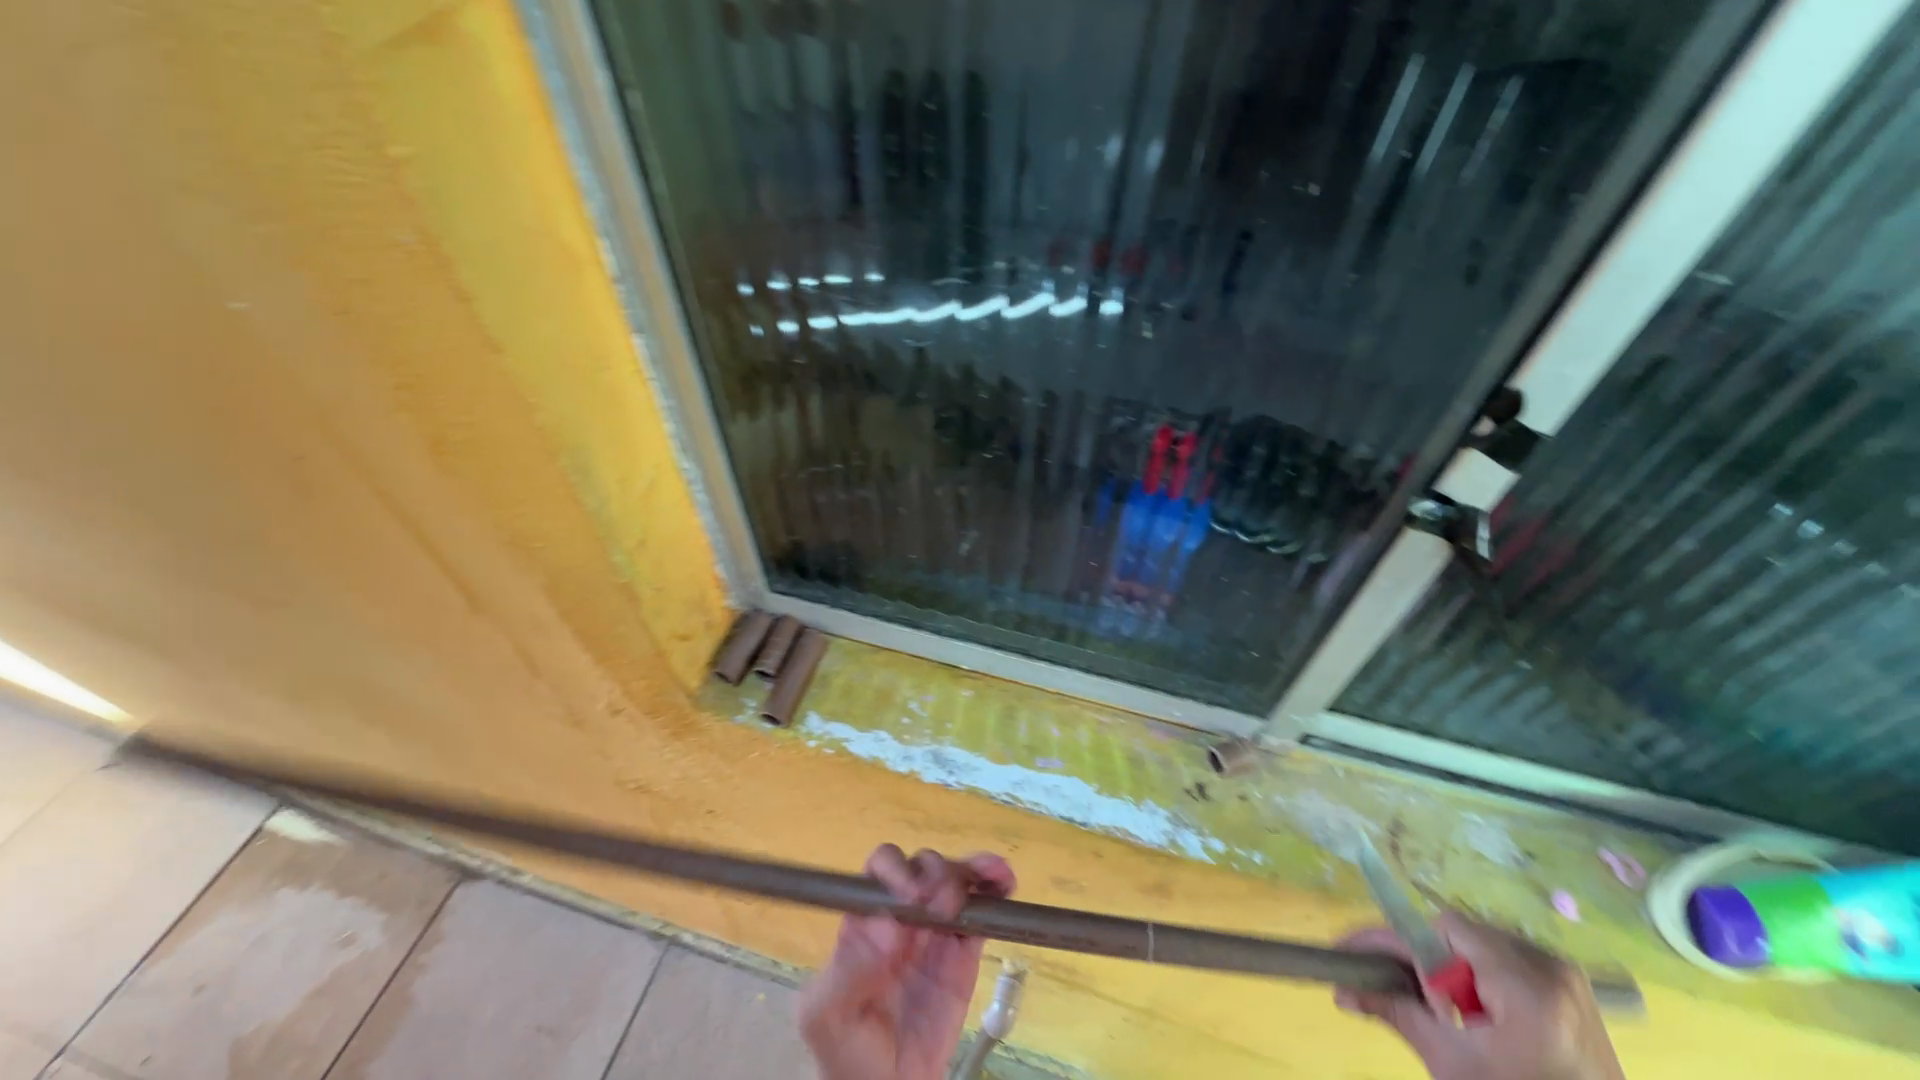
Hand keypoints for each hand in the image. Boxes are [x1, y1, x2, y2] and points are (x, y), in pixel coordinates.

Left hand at [799, 844, 1016, 1079]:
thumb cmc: (846, 1050)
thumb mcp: (826, 1015)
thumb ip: (847, 971)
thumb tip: (888, 928)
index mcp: (865, 920)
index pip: (879, 873)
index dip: (897, 871)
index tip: (912, 893)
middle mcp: (901, 917)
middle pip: (923, 869)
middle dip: (937, 873)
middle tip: (944, 904)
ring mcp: (936, 934)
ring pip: (955, 883)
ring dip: (971, 871)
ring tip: (990, 875)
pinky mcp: (964, 956)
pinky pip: (981, 917)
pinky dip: (995, 894)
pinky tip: (1003, 884)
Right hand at [1336, 914, 1624, 1079]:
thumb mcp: (1452, 1064)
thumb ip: (1396, 1012)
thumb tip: (1342, 990)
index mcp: (1526, 986)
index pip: (1443, 930)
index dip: (1396, 939)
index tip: (1353, 951)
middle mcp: (1551, 966)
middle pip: (1461, 933)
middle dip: (1421, 956)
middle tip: (1395, 987)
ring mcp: (1566, 975)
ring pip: (1481, 943)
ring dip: (1448, 965)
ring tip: (1440, 1009)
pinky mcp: (1571, 988)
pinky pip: (1507, 959)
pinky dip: (1478, 976)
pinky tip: (1471, 1011)